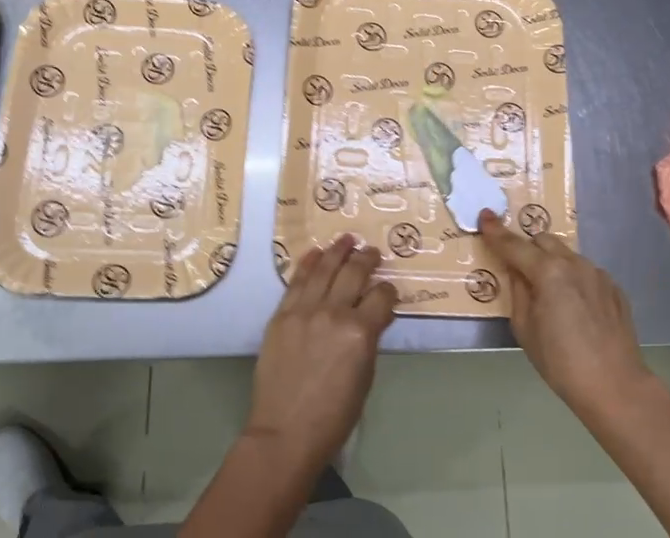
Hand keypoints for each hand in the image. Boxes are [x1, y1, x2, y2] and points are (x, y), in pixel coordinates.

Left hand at [245, 234, 398, 465]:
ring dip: (337, 251)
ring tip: (346, 239)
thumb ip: (369, 341)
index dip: (388, 291)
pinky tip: (315, 253)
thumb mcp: (365, 378)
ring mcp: (304, 311)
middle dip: (366, 259)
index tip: (388, 290)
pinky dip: (307, 264)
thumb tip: (374, 318)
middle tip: (371, 251)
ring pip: (324, 269)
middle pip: (353, 273)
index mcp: (361, 332)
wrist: (285, 432)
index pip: (382, 297)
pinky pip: (296, 282)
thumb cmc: (334, 415)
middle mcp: (334, 313)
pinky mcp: (281, 315)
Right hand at [477, 209, 653, 420]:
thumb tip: (517, 272)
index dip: (496, 232)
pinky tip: (576, 309)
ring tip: (550, 295)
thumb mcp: (524, 328)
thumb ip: (518, 291)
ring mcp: (598, 274)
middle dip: (528, 248)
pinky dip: (574, 280)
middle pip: (544, 241)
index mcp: (548, 271)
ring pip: (567, 255)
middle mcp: (575, 263)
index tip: (484, 216)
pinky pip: (586, 273)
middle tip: (519, 269)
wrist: (614, 385)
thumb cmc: (560, 361)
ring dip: (552, 264)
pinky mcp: (614, 288)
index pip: (515, 246)